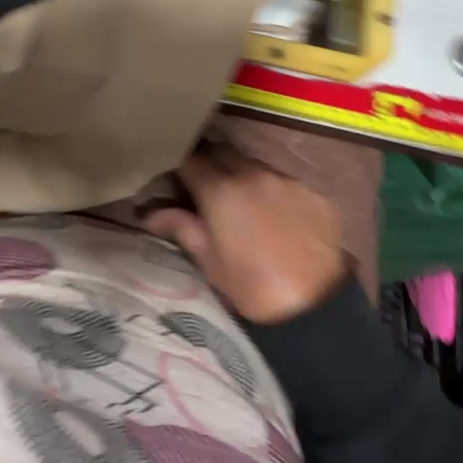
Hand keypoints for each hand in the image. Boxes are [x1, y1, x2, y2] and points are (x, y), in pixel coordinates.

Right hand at [143, 145, 347, 324]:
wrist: (314, 310)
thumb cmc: (252, 288)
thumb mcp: (209, 263)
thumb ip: (180, 228)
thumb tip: (148, 214)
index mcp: (220, 190)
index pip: (190, 159)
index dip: (180, 165)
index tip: (175, 178)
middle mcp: (253, 174)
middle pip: (222, 152)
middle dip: (210, 164)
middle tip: (206, 189)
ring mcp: (286, 180)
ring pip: (254, 165)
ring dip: (242, 176)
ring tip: (243, 204)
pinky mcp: (313, 192)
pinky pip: (284, 182)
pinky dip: (273, 192)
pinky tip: (277, 217)